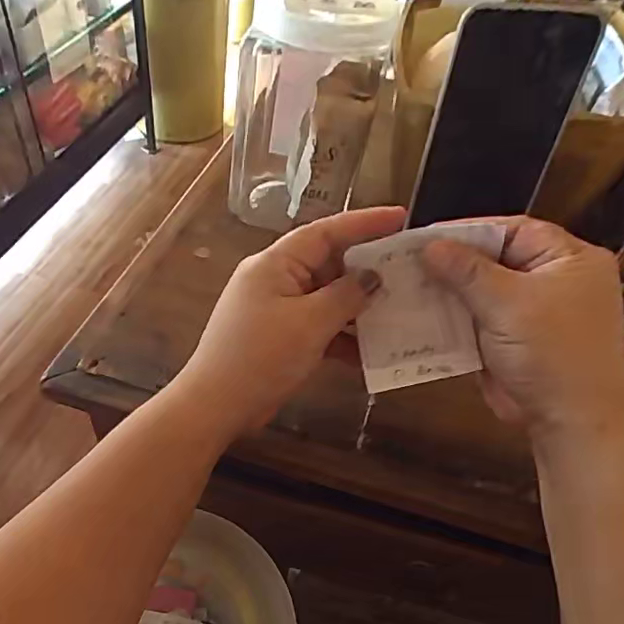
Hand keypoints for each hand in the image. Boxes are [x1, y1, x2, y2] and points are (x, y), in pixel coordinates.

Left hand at [171, 206, 405, 434]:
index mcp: (276, 264)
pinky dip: (341, 338)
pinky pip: (318, 328)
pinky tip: (368, 353)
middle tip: (406, 274)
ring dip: (357, 310)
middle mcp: (276, 280)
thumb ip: (345, 297)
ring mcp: (277, 311)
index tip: (400, 218)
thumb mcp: (309, 324)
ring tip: (395, 314)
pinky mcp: (280, 339)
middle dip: (366, 272)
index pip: (326, 232)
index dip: (365, 223)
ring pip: (326, 300)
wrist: (217, 406)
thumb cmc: (260, 358)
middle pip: (329, 265)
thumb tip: (372, 278)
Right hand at [420, 218, 623, 438]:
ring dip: (449, 297)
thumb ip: (468, 272)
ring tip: (406, 290)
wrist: (570, 420)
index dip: (468, 232)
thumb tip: (431, 246)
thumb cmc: (551, 353)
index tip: (426, 237)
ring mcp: (532, 316)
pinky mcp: (514, 345)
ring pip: (483, 297)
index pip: (512, 231)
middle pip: (495, 262)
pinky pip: (480, 326)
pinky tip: (421, 319)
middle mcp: (552, 282)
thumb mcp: (508, 303)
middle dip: (454, 266)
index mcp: (567, 259)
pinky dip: (454, 324)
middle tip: (408, 264)